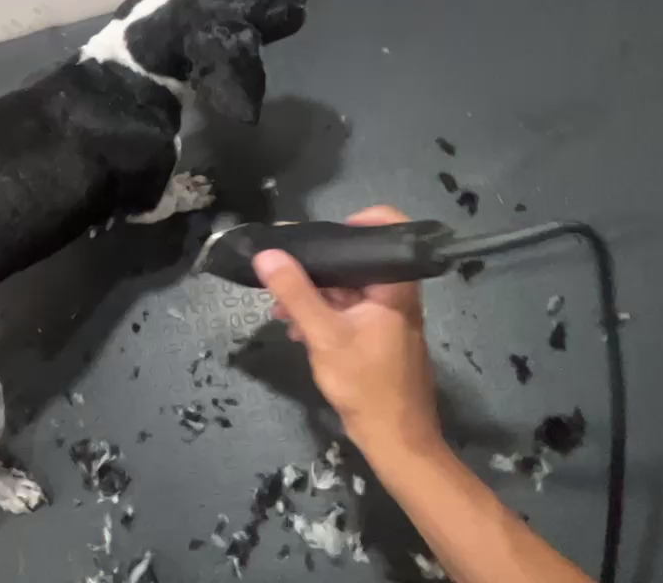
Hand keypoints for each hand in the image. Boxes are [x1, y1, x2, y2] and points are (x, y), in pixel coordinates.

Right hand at [254, 206, 442, 456]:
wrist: (396, 442)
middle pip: (354, 258)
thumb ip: (295, 292)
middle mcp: (394, 294)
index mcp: (393, 286)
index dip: (358, 220)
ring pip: (345, 285)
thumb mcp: (323, 335)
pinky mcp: (374, 335)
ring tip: (278, 303)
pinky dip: (319, 311)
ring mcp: (385, 316)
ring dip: (311, 290)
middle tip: (278, 262)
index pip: (389, 230)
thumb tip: (266, 253)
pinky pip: (344, 308)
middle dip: (314, 261)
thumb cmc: (367, 385)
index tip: (320, 231)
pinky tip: (292, 326)